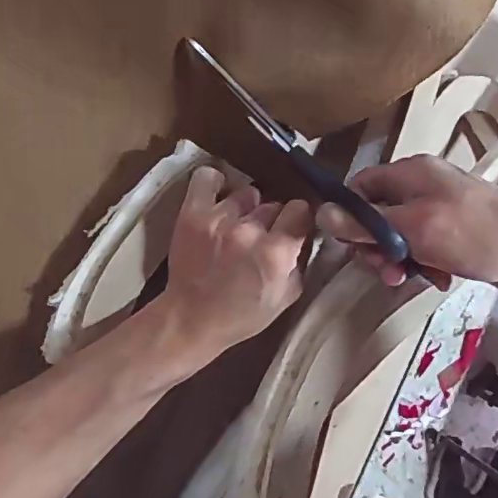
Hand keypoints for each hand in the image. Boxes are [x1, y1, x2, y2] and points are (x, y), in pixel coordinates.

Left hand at [150, 166, 311, 361]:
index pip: (300, 210)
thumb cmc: (242, 314)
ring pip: (246, 194)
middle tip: (261, 237)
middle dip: (272, 220)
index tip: (292, 228)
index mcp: (275, 253)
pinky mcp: (192, 214)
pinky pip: (207, 178)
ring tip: (237, 225)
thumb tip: (306, 232)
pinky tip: (219, 198)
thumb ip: (300, 260)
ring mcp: (218, 219)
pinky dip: (215, 184)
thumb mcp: (286, 296)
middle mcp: (249, 231)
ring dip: (246, 209)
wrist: (191, 319)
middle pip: (273, 204)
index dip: (298, 219)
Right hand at [316, 155, 497, 286]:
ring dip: (398, 259)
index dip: (349, 216)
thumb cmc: (477, 235)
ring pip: (397, 233)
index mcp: (411, 172)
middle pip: (376, 213)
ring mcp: (439, 206)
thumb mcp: (414, 229)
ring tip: (410, 277)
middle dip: (376, 245)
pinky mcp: (453, 229)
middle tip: (385, 269)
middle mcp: (422, 184)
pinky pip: (421, 244)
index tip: (353, 244)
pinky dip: (422, 262)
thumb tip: (322, 213)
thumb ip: (367, 224)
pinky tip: (436, 277)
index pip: (360, 186)